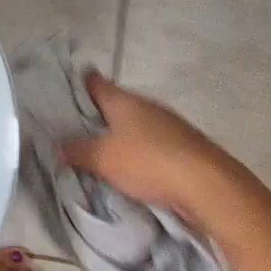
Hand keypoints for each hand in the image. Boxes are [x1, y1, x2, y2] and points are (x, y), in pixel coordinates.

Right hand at [57, 74, 249, 228]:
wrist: (211, 188)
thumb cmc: (148, 163)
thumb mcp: (102, 159)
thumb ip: (77, 151)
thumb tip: (59, 146)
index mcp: (123, 100)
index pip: (94, 82)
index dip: (78, 84)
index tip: (63, 92)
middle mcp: (147, 105)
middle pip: (117, 104)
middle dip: (100, 115)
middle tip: (78, 129)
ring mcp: (172, 125)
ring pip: (138, 124)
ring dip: (124, 135)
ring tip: (105, 152)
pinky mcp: (188, 147)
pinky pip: (156, 143)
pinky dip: (143, 151)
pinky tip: (137, 167)